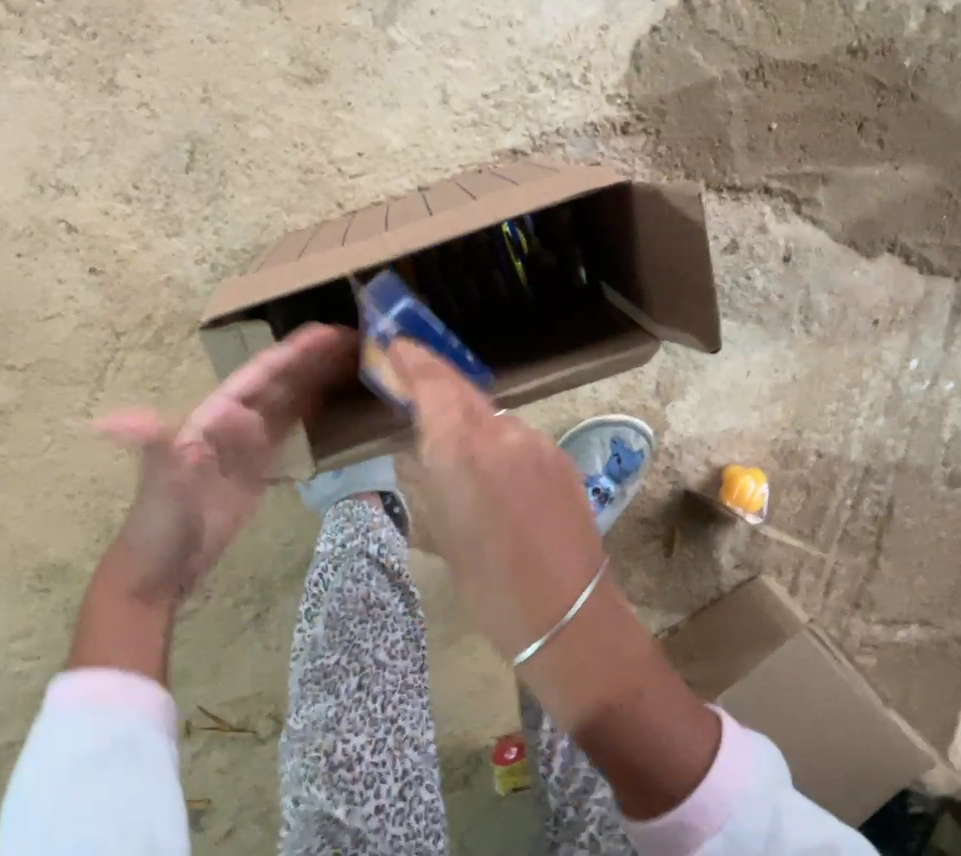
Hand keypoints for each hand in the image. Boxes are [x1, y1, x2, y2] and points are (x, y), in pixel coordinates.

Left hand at [95, 323, 355, 602]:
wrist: (160, 568)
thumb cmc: (157, 522)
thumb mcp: (159, 480)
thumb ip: (161, 443)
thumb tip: (163, 411)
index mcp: (211, 417)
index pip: (257, 378)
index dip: (289, 355)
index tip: (322, 333)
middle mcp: (231, 423)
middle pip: (277, 384)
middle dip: (310, 359)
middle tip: (350, 336)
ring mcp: (246, 446)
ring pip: (286, 402)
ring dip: (314, 379)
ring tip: (349, 357)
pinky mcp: (259, 469)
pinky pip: (288, 432)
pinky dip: (308, 411)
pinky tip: (327, 397)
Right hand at [391, 341, 719, 818]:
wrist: (569, 616)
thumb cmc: (489, 588)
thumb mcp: (440, 535)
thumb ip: (426, 481)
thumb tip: (416, 454)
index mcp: (462, 449)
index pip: (432, 383)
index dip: (410, 359)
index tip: (392, 344)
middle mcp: (501, 432)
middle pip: (461, 389)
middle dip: (433, 379)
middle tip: (407, 376)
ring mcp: (536, 443)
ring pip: (491, 414)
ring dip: (466, 414)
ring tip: (446, 436)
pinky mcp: (561, 459)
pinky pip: (516, 436)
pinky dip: (494, 439)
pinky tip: (489, 469)